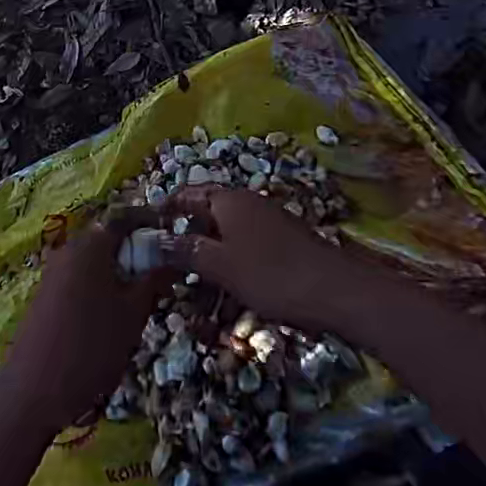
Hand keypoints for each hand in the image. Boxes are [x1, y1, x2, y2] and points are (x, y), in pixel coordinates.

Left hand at [0, 211, 162, 432]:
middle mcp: (69, 249)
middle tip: (163, 270)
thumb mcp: (133, 313)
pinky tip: (114, 311)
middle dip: (137, 248)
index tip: (173, 232)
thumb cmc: (91, 345)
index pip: (124, 216)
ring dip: (120, 268)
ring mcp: (54, 271)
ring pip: (95, 258)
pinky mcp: (47, 293)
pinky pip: (81, 275)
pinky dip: (102, 282)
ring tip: (144, 294)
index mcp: (90, 244)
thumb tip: (172, 258)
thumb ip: (153, 279)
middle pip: (108, 236)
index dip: (149, 220)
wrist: (34, 389)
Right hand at [165, 188, 357, 331]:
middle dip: (185, 230)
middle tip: (166, 256)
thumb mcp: (221, 266)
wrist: (339, 292)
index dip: (164, 209)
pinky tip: (228, 277)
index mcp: (227, 200)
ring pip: (226, 227)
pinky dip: (230, 253)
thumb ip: (185, 251)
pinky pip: (244, 239)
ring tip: (193, 271)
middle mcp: (246, 201)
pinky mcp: (282, 238)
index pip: (185, 194)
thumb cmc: (273, 275)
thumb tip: (152, 240)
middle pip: (205, 209)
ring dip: (208, 245)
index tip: (146, 230)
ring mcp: (267, 218)